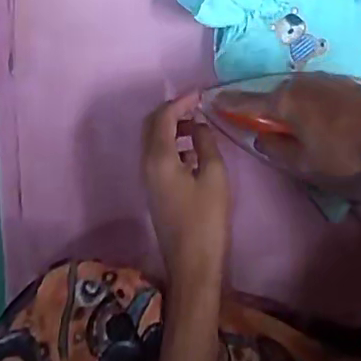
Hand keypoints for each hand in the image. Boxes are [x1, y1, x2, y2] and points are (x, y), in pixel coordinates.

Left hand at [141, 93, 229, 291]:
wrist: (192, 267)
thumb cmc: (206, 221)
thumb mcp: (214, 176)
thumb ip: (206, 143)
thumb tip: (199, 124)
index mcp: (158, 156)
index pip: (164, 116)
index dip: (181, 101)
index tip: (201, 94)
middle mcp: (146, 162)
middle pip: (153, 124)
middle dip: (173, 110)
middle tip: (197, 106)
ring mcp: (147, 177)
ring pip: (154, 139)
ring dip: (173, 126)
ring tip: (199, 125)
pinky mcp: (154, 188)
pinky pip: (157, 154)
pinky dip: (172, 142)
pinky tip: (193, 150)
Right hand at [218, 73, 360, 187]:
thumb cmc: (342, 148)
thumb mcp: (306, 161)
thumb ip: (278, 150)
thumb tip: (261, 139)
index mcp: (282, 101)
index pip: (246, 102)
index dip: (228, 104)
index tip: (211, 100)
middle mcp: (296, 84)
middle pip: (271, 96)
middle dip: (262, 107)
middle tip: (257, 120)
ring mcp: (319, 80)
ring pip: (294, 93)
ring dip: (288, 105)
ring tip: (292, 122)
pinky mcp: (339, 82)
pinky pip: (313, 92)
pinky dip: (308, 103)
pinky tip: (319, 117)